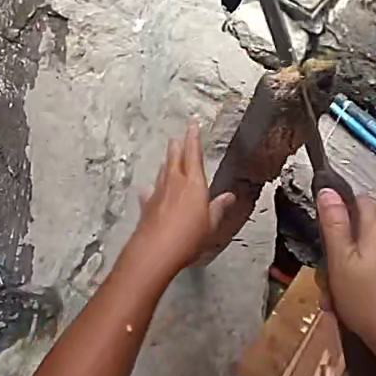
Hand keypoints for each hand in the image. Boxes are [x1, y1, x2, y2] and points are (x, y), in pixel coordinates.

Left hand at [126, 119, 236, 277]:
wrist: (156, 251)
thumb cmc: (187, 237)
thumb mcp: (211, 224)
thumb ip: (218, 208)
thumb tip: (229, 197)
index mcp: (194, 183)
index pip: (193, 153)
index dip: (193, 137)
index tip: (192, 124)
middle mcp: (175, 183)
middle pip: (175, 157)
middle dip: (177, 146)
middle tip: (177, 137)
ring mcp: (158, 193)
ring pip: (163, 171)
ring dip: (166, 163)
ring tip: (168, 157)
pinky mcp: (147, 205)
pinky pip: (151, 191)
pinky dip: (152, 189)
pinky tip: (148, 190)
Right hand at [317, 189, 375, 375]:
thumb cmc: (367, 297)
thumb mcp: (340, 259)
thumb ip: (334, 224)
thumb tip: (328, 189)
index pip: (360, 200)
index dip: (340, 204)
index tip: (320, 222)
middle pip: (355, 234)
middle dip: (333, 251)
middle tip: (322, 274)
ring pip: (357, 259)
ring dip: (338, 276)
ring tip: (330, 300)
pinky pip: (366, 278)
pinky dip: (351, 290)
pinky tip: (342, 310)